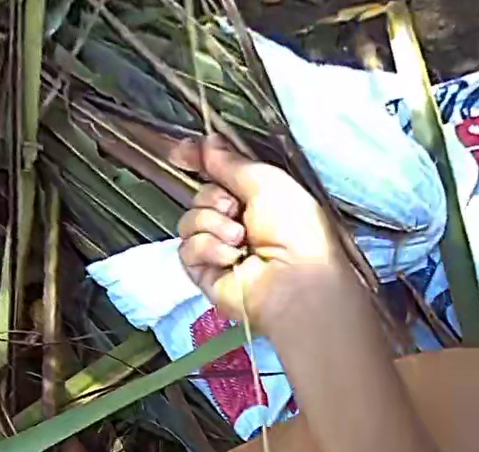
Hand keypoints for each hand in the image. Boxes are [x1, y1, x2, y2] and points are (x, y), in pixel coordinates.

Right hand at [171, 136, 359, 331]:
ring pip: (189, 221)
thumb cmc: (294, 231)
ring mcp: (220, 252)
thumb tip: (207, 144)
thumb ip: (231, 162)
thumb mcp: (265, 181)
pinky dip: (208, 248)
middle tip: (235, 210)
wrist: (294, 280)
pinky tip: (231, 258)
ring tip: (239, 238)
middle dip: (213, 198)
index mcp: (254, 201)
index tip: (183, 153)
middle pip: (199, 197)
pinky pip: (188, 249)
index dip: (197, 162)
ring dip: (212, 223)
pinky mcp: (207, 275)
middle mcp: (235, 226)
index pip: (216, 175)